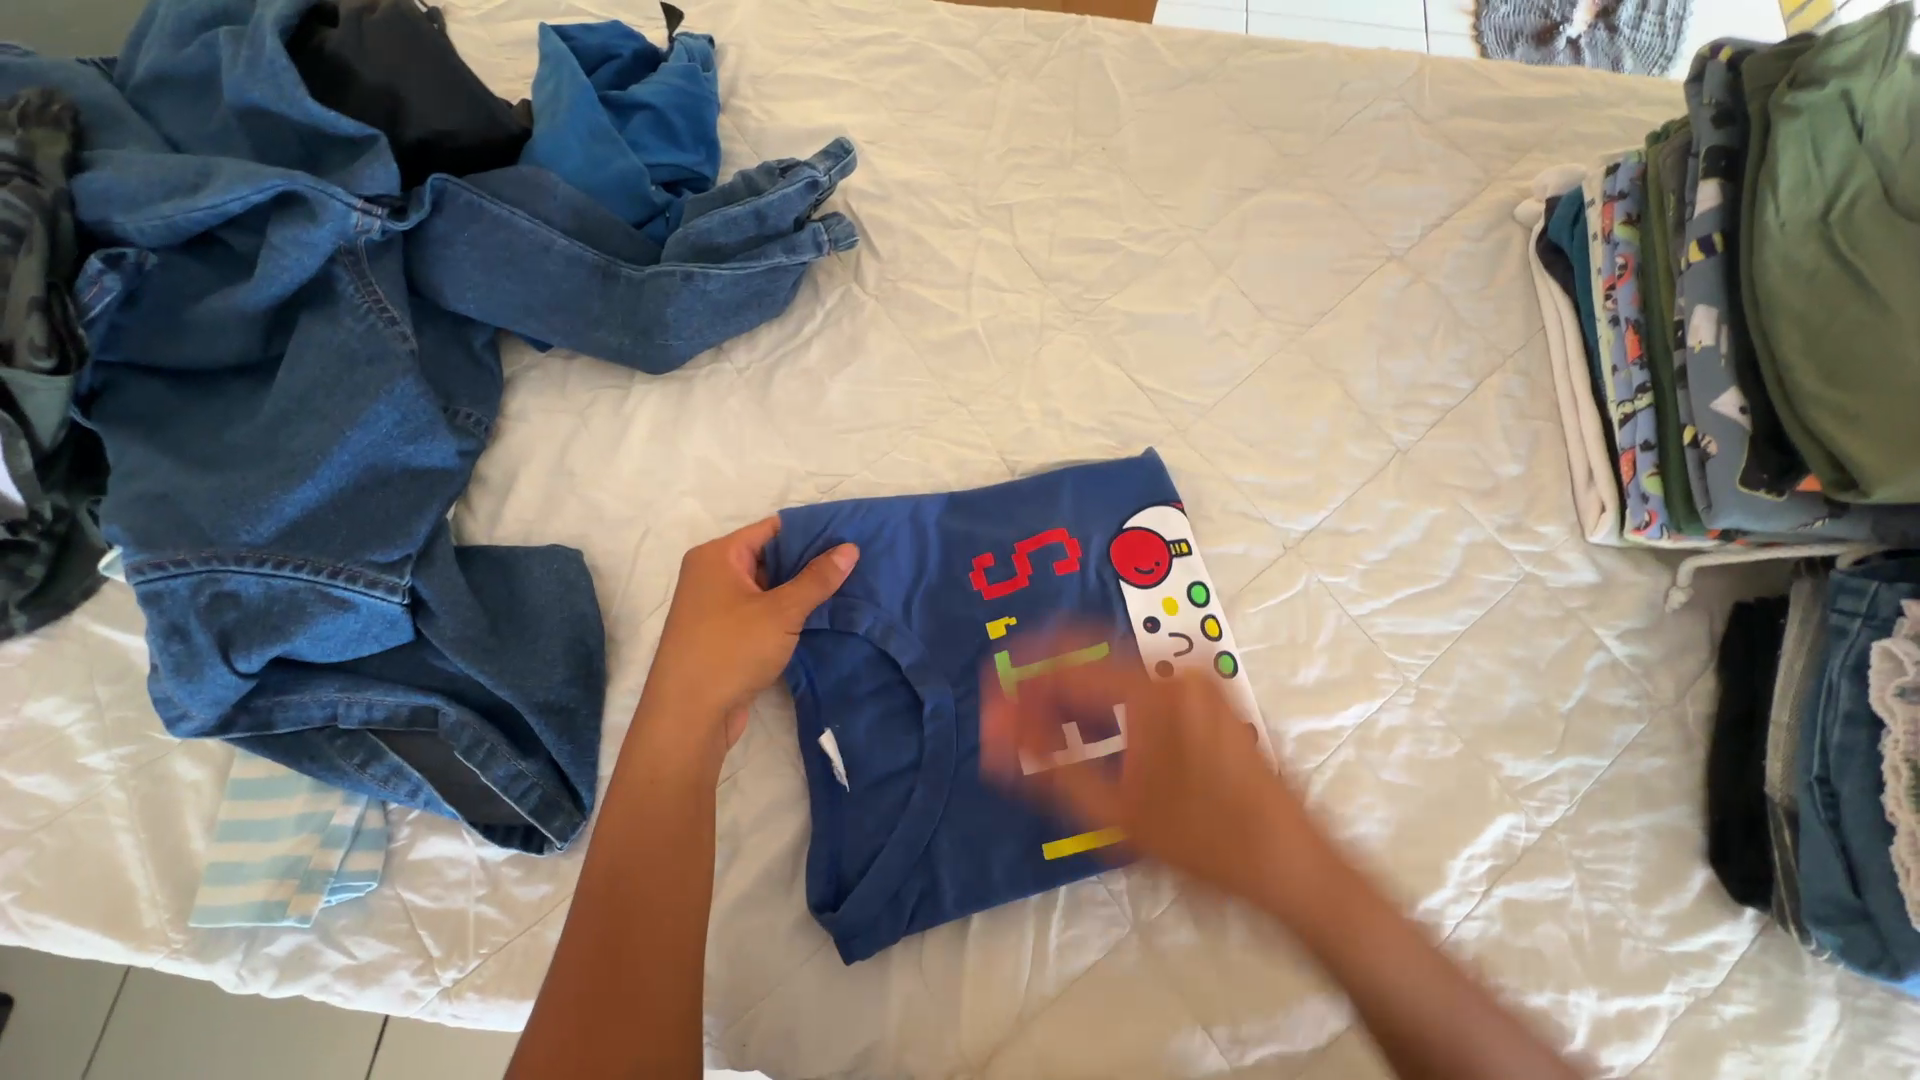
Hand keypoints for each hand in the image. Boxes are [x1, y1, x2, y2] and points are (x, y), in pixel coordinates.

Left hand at [640, 517, 857, 754]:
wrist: (689, 715)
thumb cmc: (730, 651)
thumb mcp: (781, 612)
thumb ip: (817, 579)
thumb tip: (850, 548)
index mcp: (717, 556)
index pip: (771, 529)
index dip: (811, 531)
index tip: (849, 536)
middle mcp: (711, 574)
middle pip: (768, 556)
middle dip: (808, 562)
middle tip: (855, 563)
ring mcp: (714, 606)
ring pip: (766, 587)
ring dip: (798, 590)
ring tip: (846, 587)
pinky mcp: (722, 634)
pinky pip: (759, 611)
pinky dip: (785, 612)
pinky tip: (818, 617)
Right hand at [980, 647, 1329, 908]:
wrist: (1295, 867)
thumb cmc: (1205, 844)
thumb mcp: (1115, 813)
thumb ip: (1048, 767)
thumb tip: (994, 735)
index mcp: (1154, 690)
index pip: (1067, 665)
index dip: (1020, 682)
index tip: (988, 703)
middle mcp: (1178, 672)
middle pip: (1091, 659)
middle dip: (1043, 684)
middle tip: (1008, 717)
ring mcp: (1201, 683)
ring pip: (1116, 672)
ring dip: (1074, 695)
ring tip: (1042, 730)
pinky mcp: (1211, 701)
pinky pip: (1144, 687)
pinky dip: (1108, 705)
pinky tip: (1091, 734)